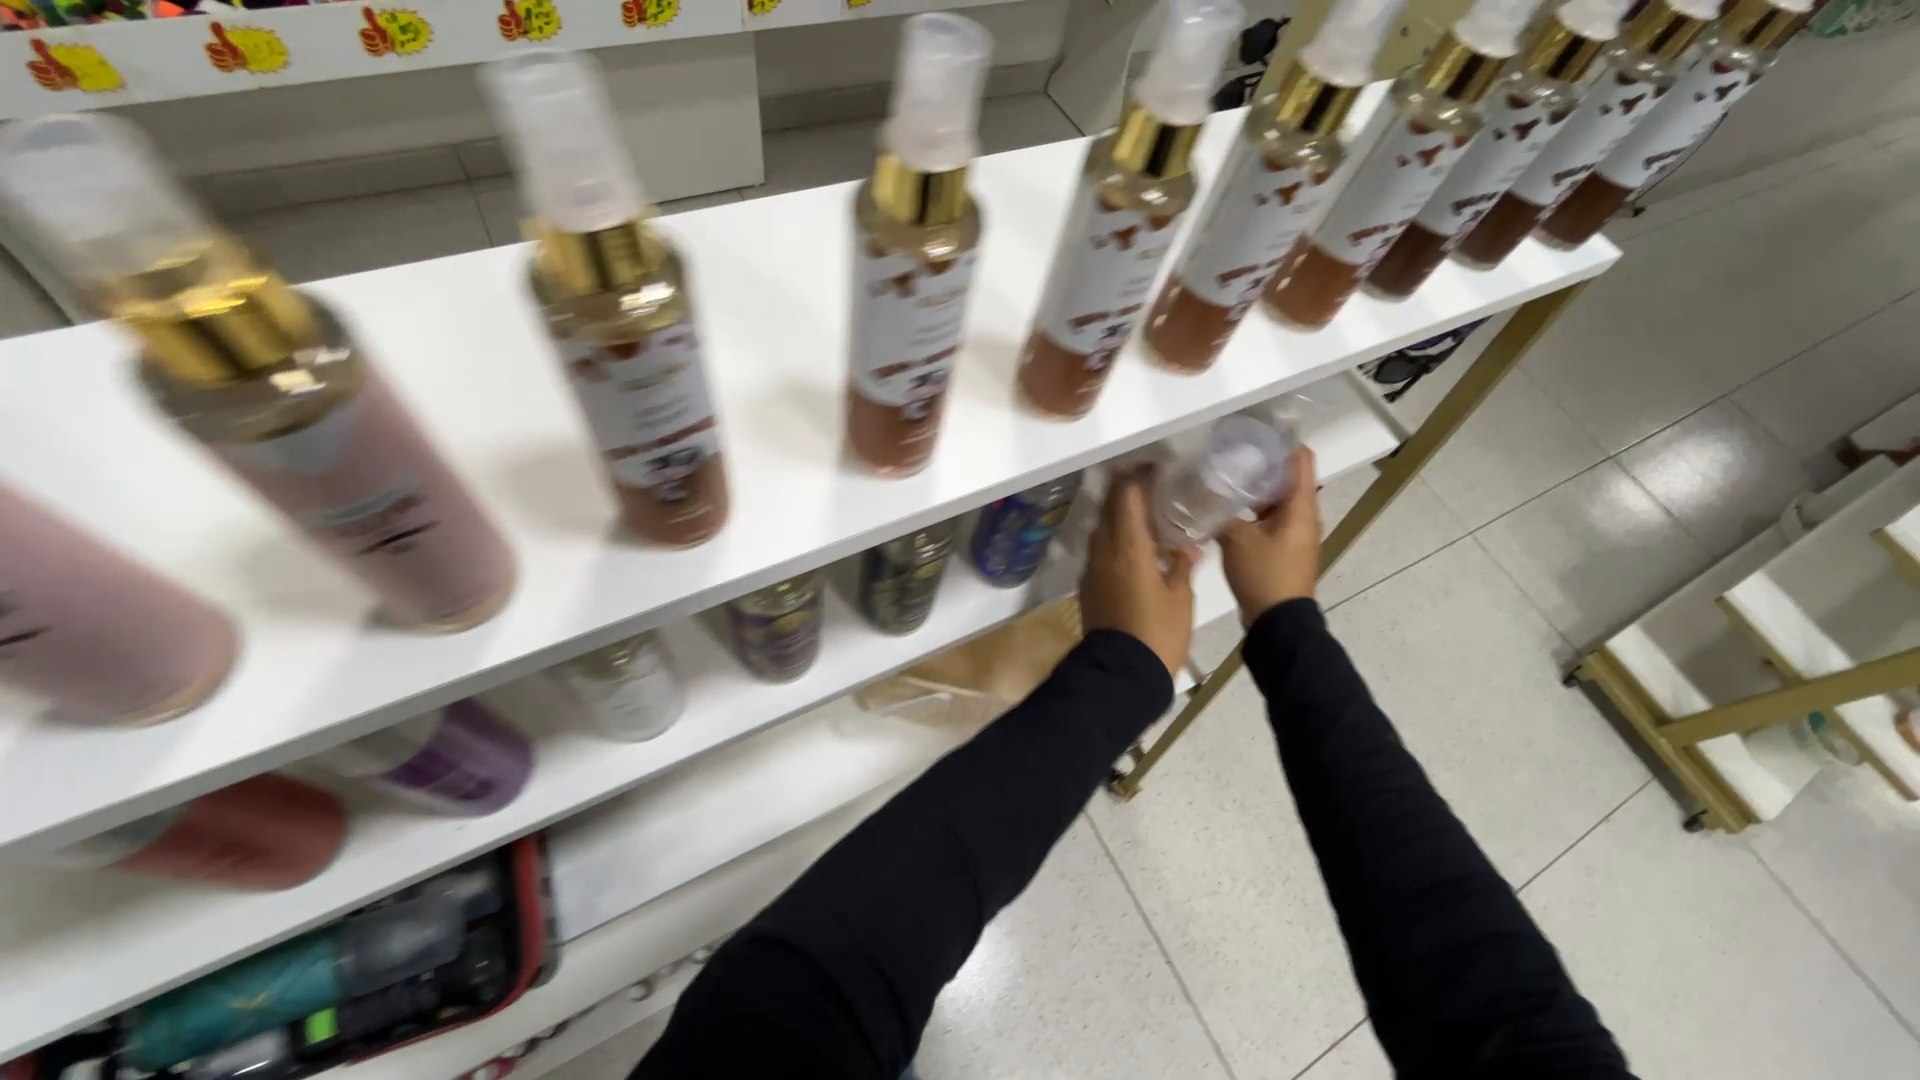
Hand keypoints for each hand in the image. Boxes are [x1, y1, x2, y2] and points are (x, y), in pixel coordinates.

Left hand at [1080, 467, 1192, 677]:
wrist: (1121, 673)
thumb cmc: (1158, 634)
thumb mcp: (1180, 599)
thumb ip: (1180, 567)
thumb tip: (1185, 550)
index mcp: (1128, 547)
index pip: (1126, 496)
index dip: (1138, 477)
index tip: (1155, 469)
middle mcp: (1103, 551)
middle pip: (1109, 508)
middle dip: (1126, 492)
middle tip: (1151, 487)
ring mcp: (1092, 569)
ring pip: (1101, 530)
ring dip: (1118, 517)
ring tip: (1145, 517)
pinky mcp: (1088, 587)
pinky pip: (1099, 552)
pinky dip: (1114, 541)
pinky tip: (1133, 549)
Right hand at [1218, 447, 1319, 625]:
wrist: (1277, 622)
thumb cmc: (1264, 574)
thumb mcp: (1237, 539)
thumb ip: (1222, 512)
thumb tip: (1204, 493)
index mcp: (1301, 507)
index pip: (1300, 459)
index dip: (1281, 442)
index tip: (1254, 433)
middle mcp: (1304, 516)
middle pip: (1287, 479)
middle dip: (1260, 466)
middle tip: (1229, 456)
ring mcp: (1295, 534)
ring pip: (1276, 501)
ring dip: (1254, 491)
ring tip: (1224, 481)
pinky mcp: (1284, 549)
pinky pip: (1269, 520)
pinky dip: (1252, 512)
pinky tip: (1226, 512)